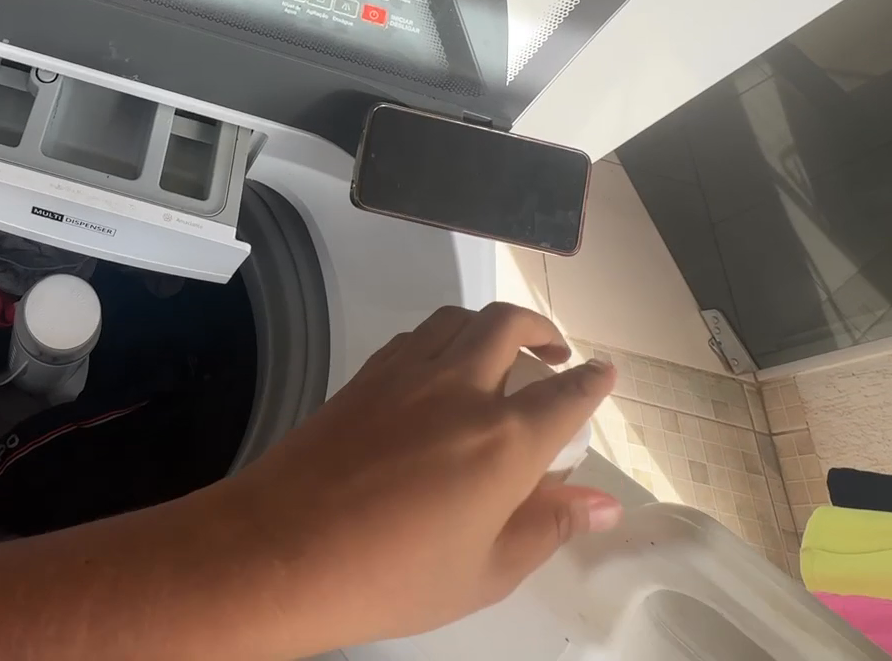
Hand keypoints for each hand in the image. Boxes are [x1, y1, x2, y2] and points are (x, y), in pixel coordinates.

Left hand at [201, 302, 619, 647]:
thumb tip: (599, 503)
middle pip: (507, 325)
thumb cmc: (392, 572)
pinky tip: (440, 368)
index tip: (603, 372)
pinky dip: (440, 338)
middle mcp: (456, 389)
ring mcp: (404, 374)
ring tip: (500, 352)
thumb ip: (547, 525)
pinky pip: (414, 337)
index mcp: (501, 440)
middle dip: (541, 327)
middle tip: (554, 349)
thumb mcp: (486, 569)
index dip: (591, 382)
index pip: (563, 395)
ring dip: (487, 324)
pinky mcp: (364, 374)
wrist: (288, 542)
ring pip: (456, 319)